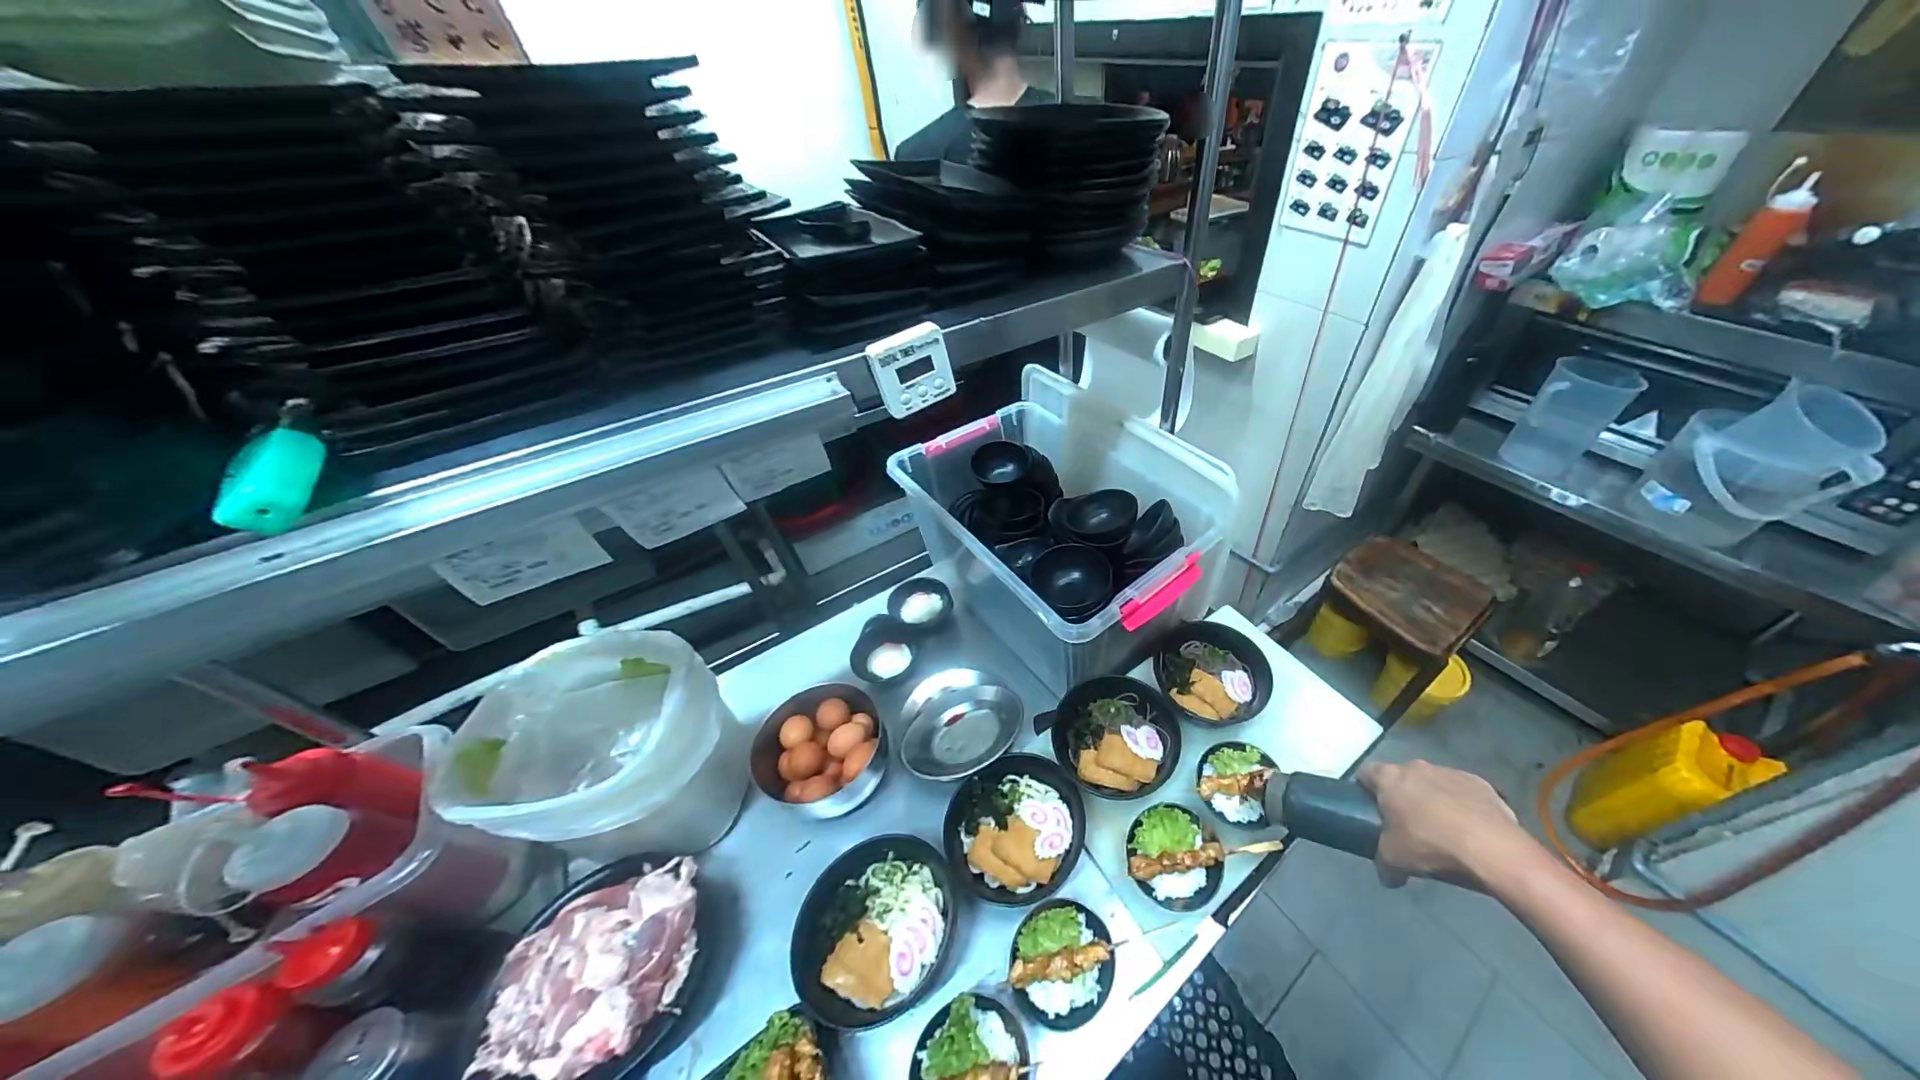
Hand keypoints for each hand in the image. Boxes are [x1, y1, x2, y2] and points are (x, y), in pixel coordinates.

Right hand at [1356, 760, 1536, 890]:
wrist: (1493, 849)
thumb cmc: (1431, 845)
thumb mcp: (1395, 860)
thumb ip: (1384, 864)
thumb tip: (1388, 876)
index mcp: (1389, 777)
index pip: (1366, 773)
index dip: (1366, 790)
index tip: (1372, 809)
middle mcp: (1417, 767)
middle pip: (1402, 777)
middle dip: (1404, 795)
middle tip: (1408, 823)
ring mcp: (1452, 772)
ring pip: (1434, 783)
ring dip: (1434, 799)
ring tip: (1444, 829)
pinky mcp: (1483, 784)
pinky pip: (1465, 792)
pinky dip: (1464, 806)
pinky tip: (1471, 830)